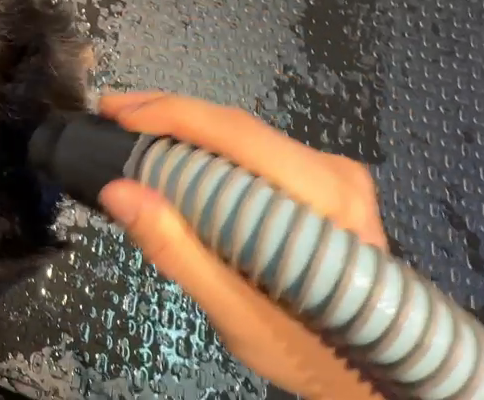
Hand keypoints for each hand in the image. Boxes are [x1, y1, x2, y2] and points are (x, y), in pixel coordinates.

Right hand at [96, 93, 386, 399]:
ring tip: (128, 125)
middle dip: (165, 111)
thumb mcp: (238, 316)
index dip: (170, 113)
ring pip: (239, 132)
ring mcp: (330, 170)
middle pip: (234, 125)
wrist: (374, 373)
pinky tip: (170, 147)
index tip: (115, 113)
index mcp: (323, 198)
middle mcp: (332, 170)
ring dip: (181, 125)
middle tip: (109, 111)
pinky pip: (249, 148)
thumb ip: (179, 253)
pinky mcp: (320, 177)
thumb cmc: (308, 351)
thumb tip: (117, 190)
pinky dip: (203, 143)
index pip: (235, 133)